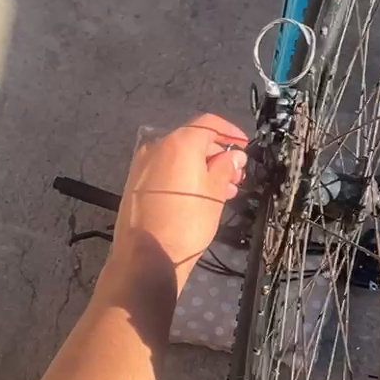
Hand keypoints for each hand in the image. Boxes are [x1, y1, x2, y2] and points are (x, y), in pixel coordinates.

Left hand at [104, 114, 247, 295]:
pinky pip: (165, 170)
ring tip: (223, 190)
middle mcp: (156, 147)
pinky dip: (184, 176)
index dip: (230, 132)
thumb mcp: (215, 194)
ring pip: (179, 157)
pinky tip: (199, 196)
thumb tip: (233, 156)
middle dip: (217, 154)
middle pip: (192, 140)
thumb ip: (225, 168)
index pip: (209, 123)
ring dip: (202, 167)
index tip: (243, 145)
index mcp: (179, 143)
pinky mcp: (135, 183)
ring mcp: (142, 165)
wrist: (147, 255)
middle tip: (236, 174)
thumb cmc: (187, 223)